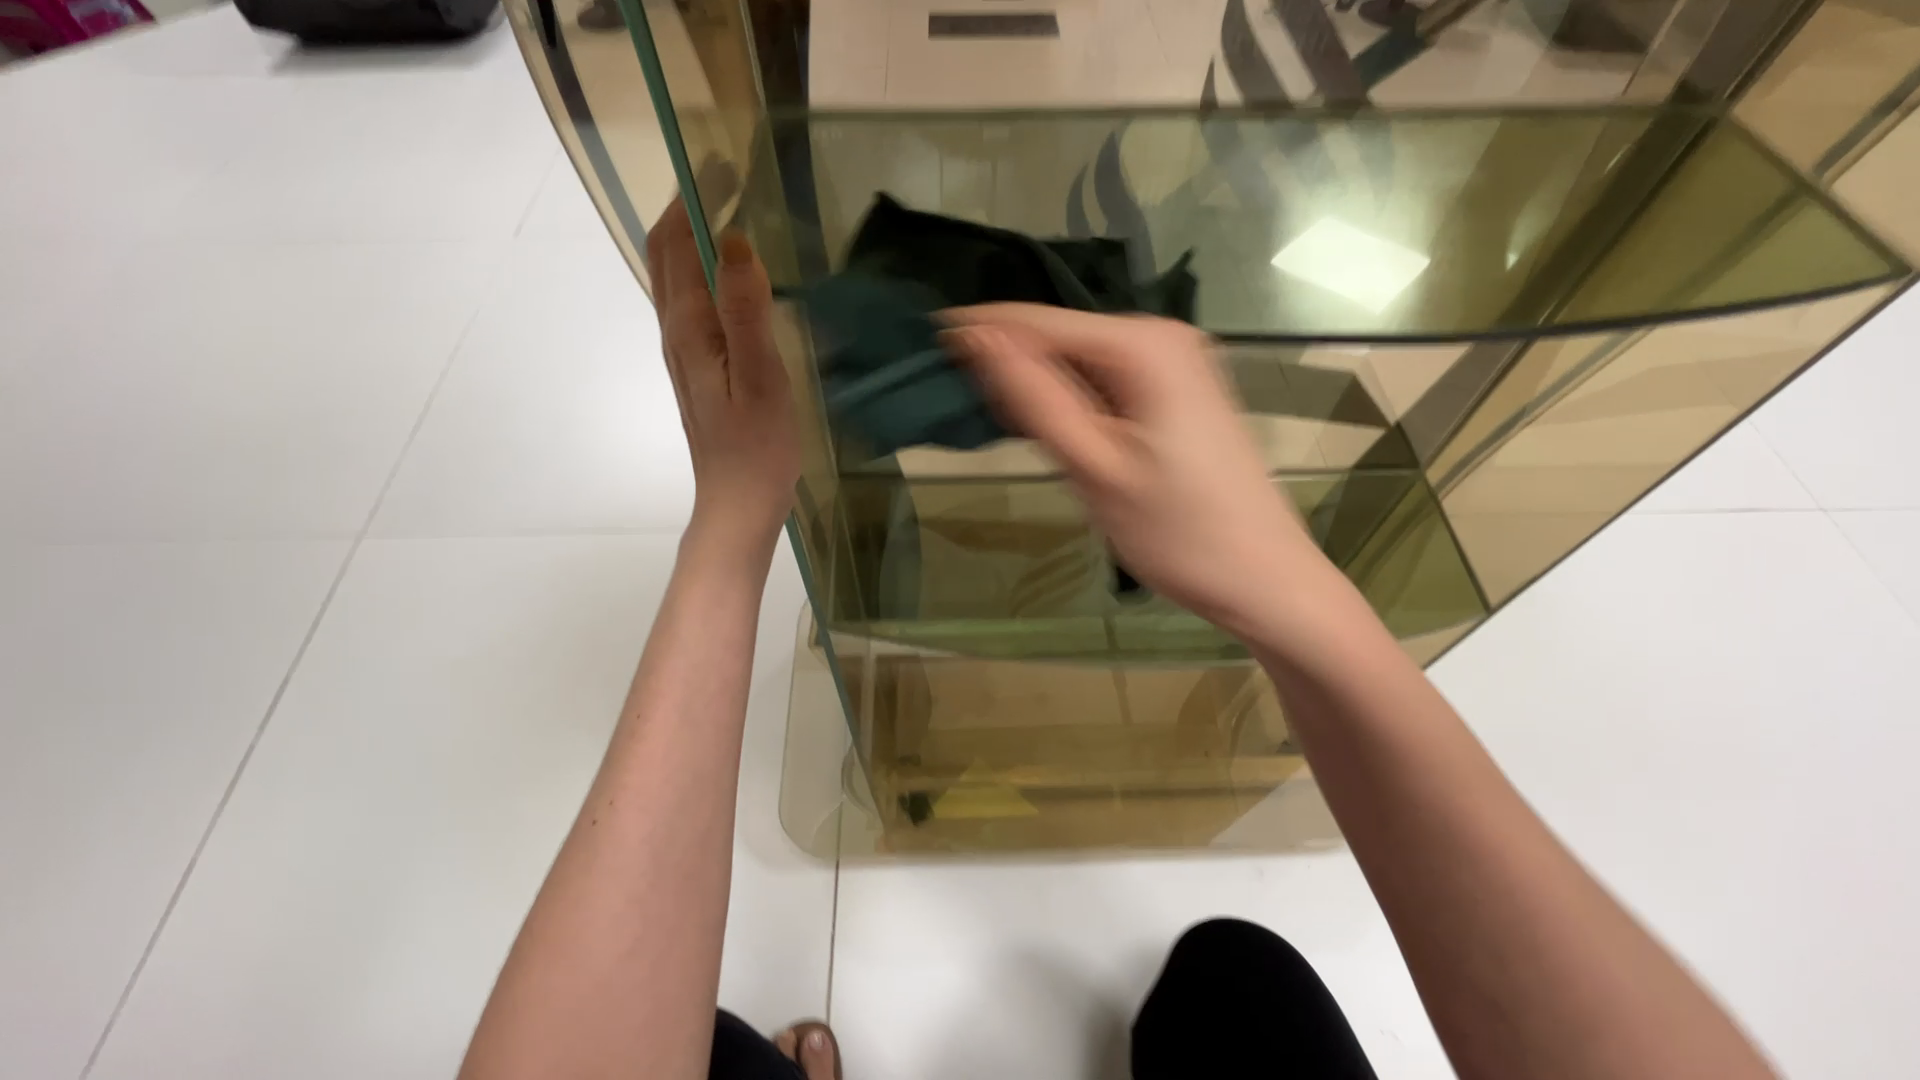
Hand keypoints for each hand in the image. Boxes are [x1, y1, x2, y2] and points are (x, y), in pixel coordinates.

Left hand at [647, 201, 799, 554]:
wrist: (738, 505)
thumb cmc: (756, 448)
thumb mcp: (760, 377)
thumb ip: (745, 310)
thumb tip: (732, 241)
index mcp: (688, 330)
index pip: (675, 245)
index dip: (691, 200)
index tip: (720, 164)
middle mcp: (676, 335)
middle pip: (667, 258)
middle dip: (688, 211)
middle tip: (725, 178)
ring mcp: (684, 355)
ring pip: (677, 281)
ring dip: (694, 240)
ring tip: (729, 213)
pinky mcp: (699, 372)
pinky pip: (694, 305)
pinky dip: (705, 274)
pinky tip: (733, 279)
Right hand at [947, 305, 1319, 633]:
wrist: (1264, 579)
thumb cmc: (1179, 533)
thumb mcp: (1095, 467)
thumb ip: (1035, 397)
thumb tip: (978, 337)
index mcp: (1143, 344)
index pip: (1038, 320)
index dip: (978, 333)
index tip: (923, 349)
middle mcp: (1162, 336)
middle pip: (1061, 338)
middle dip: (1011, 367)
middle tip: (959, 409)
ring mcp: (1175, 364)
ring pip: (1080, 363)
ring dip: (1040, 390)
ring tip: (997, 426)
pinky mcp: (1178, 393)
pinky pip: (1106, 384)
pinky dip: (1073, 404)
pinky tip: (1053, 435)